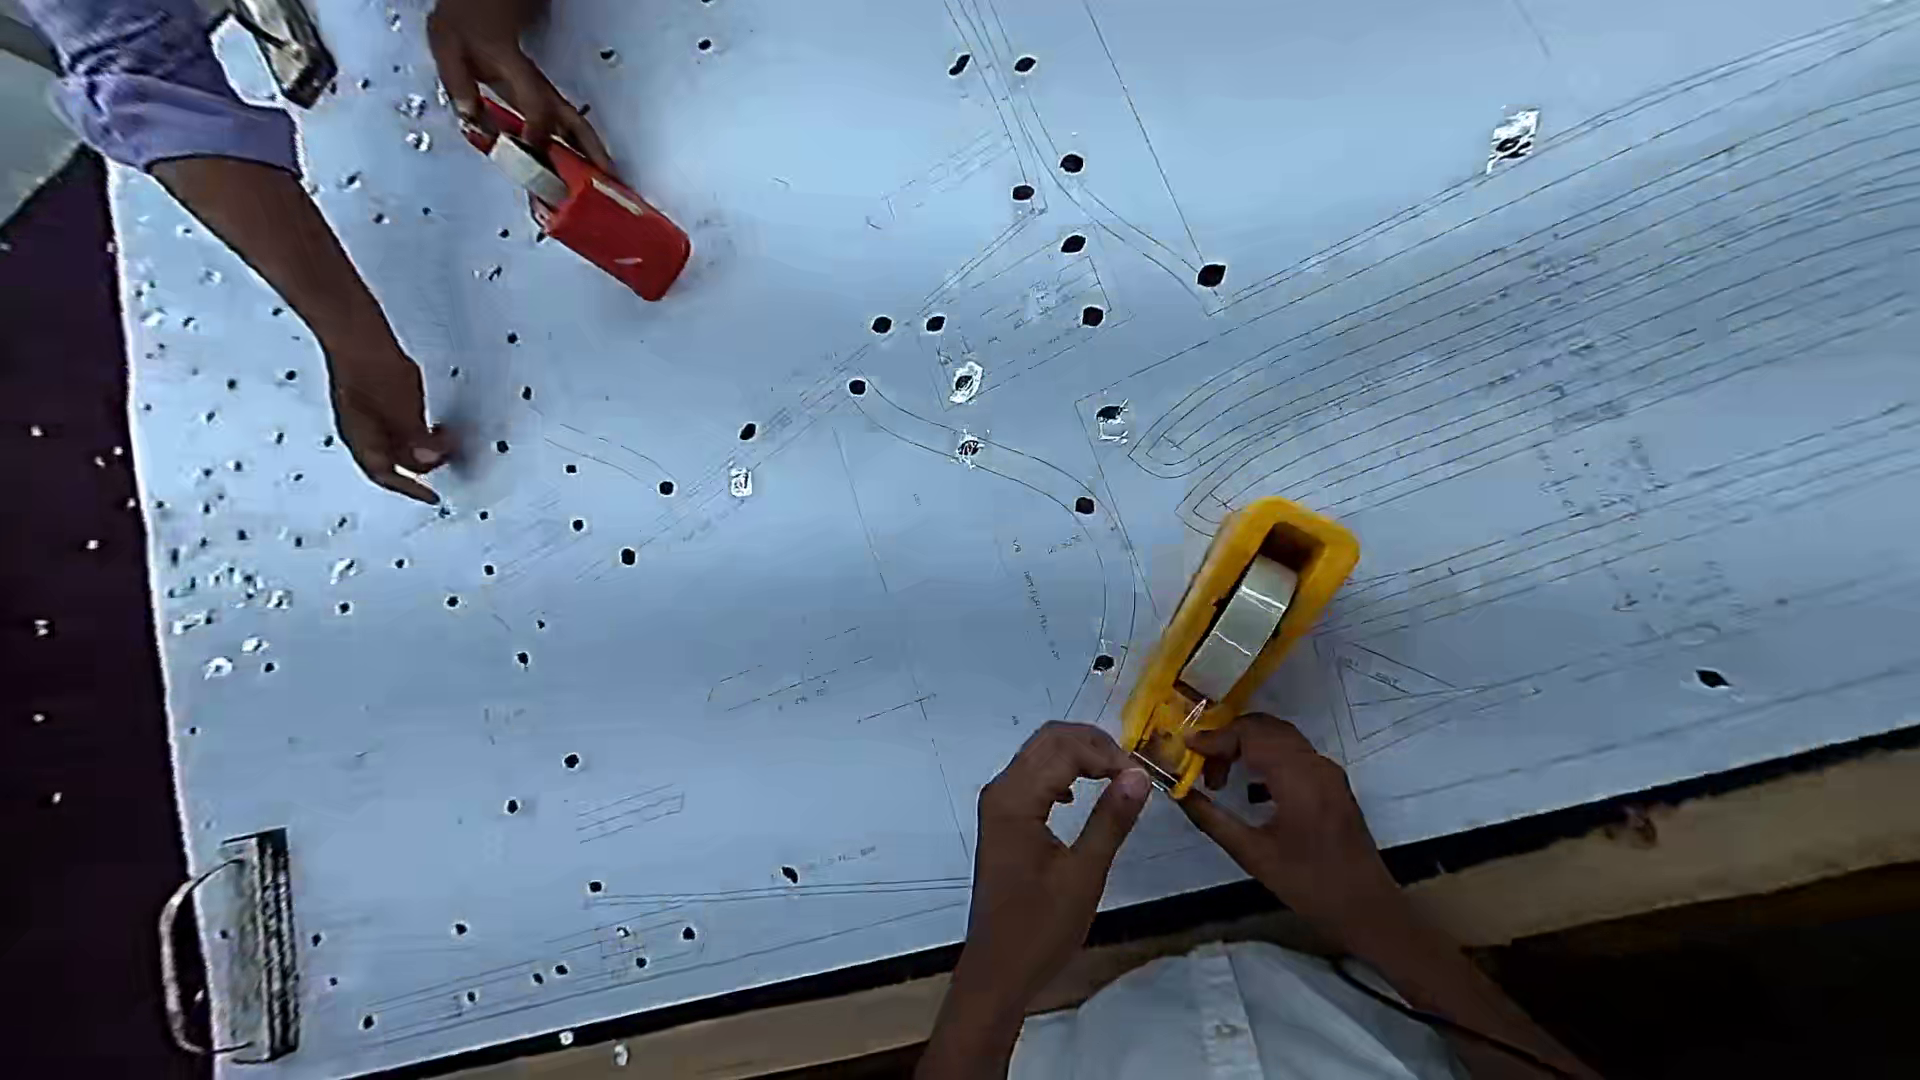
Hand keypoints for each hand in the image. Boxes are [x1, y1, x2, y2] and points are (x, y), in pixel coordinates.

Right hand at [326, 340, 451, 503]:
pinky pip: (406, 430)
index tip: (433, 498)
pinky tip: (439, 428)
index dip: (410, 489)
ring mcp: (372, 418)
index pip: (385, 475)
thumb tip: (429, 462)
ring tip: (447, 440)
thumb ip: (415, 438)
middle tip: (450, 457)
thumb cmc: (374, 370)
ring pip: (402, 446)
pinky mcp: (383, 405)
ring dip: (427, 449)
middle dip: (425, 465)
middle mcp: (364, 432)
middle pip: (396, 463)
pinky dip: (424, 435)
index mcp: (362, 438)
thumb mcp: (401, 410)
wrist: (361, 339)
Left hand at [428, 0, 614, 171]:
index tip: (535, 161)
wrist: (479, 15)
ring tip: (608, 185)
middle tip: (605, 180)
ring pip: (580, 134)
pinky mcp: (548, 111)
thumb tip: (473, 120)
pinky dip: (584, 158)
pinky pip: (571, 136)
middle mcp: (542, 94)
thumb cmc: (468, 29)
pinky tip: (586, 175)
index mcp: (521, 78)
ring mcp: (549, 103)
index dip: (538, 138)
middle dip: (591, 155)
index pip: (538, 113)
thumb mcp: (450, 49)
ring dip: (595, 160)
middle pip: (576, 126)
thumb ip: (459, 85)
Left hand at [919, 724, 1147, 1077]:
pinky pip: (1033, 774)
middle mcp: (1001, 789)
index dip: (1106, 754)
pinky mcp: (1002, 815)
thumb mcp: (1084, 875)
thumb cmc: (1040, 928)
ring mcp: (998, 801)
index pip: (1064, 749)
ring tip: (1115, 776)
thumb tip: (1139, 775)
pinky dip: (1061, 772)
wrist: (997, 969)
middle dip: (1092, 744)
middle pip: (1048, 739)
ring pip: (1040, 752)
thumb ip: (1111, 819)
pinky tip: (1080, 796)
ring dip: (1078, 754)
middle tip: (1130, 769)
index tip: (1141, 775)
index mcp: (1015, 798)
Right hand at [1184, 716, 1601, 1078]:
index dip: (1214, 738)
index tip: (1186, 747)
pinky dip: (1264, 752)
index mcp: (1297, 778)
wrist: (1372, 914)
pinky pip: (1292, 750)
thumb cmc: (1310, 886)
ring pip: (1279, 735)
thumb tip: (1178, 793)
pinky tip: (1249, 781)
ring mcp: (1327, 771)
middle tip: (1201, 760)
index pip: (1248, 735)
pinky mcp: (1332, 782)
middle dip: (1227, 737)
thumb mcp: (1252, 855)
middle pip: (1263, 726)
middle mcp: (1315, 765)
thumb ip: (1212, 818)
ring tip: (1221, 771)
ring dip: (1246, 743)